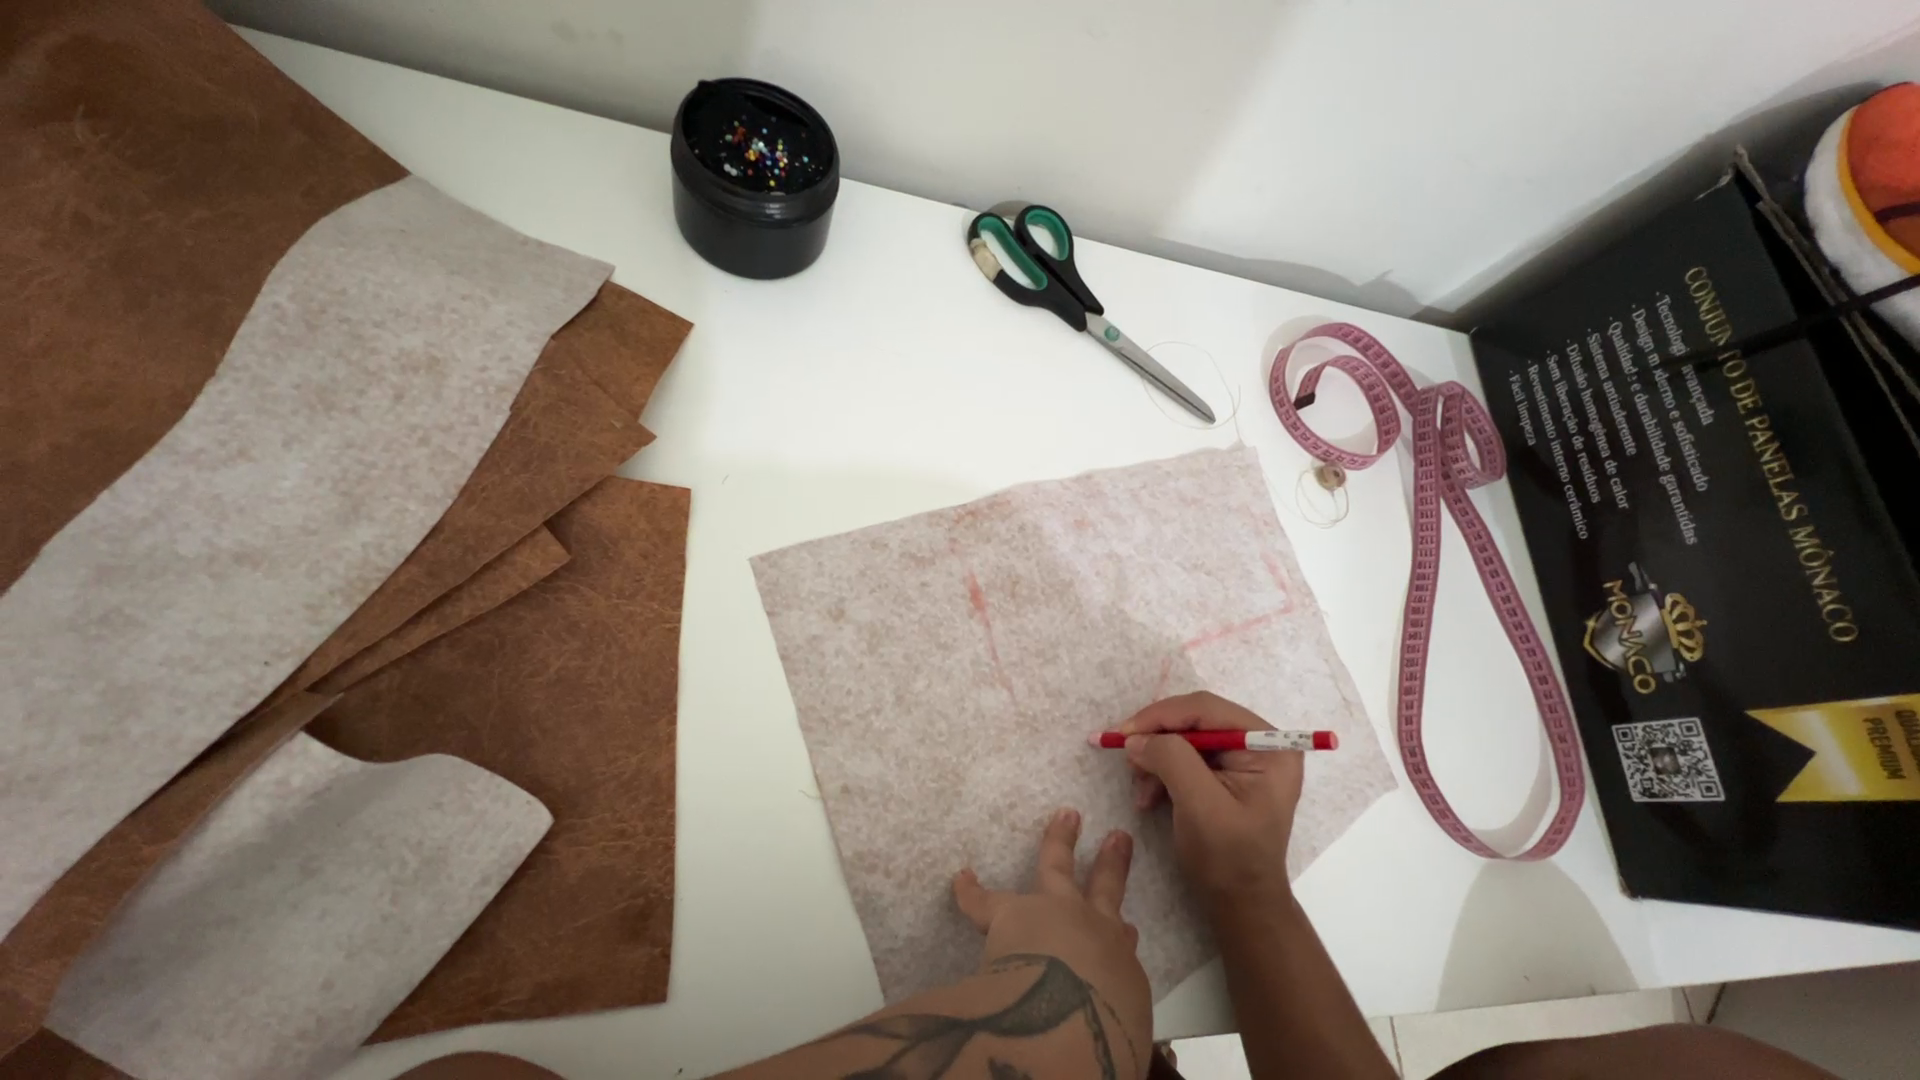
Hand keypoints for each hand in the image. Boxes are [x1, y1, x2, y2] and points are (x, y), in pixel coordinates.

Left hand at [953, 808, 1150, 1066]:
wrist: (1069, 1015)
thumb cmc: (1104, 1031)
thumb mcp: (1120, 1028)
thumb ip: (1114, 1013)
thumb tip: (1108, 1020)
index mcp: (1118, 963)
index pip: (1124, 948)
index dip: (1125, 939)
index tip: (1129, 930)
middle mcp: (1092, 927)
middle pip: (1106, 887)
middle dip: (1111, 864)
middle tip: (1116, 837)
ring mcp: (1052, 910)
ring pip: (1057, 865)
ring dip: (1060, 841)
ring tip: (1064, 818)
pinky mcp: (1009, 913)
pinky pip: (983, 900)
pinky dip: (970, 891)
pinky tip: (961, 878)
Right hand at [1120, 692, 1301, 907]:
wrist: (1239, 904)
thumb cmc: (1229, 858)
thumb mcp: (1200, 805)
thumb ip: (1171, 760)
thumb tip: (1136, 738)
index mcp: (1267, 745)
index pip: (1206, 710)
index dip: (1161, 716)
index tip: (1124, 733)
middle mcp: (1257, 744)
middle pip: (1192, 720)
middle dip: (1157, 740)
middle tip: (1127, 759)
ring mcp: (1240, 759)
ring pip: (1182, 738)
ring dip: (1155, 760)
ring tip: (1140, 790)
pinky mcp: (1221, 775)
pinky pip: (1182, 758)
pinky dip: (1160, 773)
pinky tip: (1148, 796)